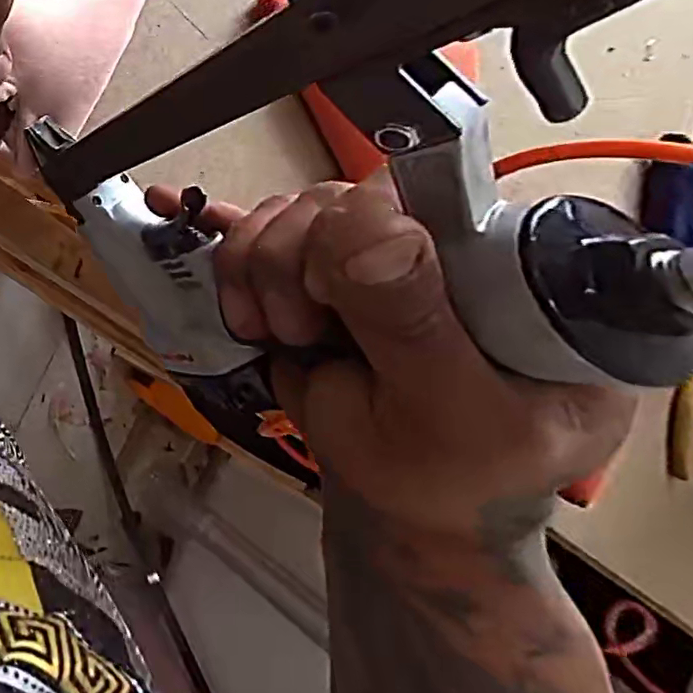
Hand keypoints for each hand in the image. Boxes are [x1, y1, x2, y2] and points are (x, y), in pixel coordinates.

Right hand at [147, 179, 638, 548]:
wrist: (396, 496)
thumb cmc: (447, 472)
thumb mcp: (448, 411)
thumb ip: (411, 322)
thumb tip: (365, 223)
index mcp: (504, 270)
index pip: (427, 196)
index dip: (359, 227)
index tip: (326, 294)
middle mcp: (434, 246)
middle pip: (334, 201)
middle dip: (289, 262)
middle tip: (296, 331)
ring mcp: (361, 256)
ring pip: (281, 214)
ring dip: (250, 268)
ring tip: (266, 329)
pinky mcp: (306, 270)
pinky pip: (250, 231)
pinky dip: (220, 239)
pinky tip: (189, 234)